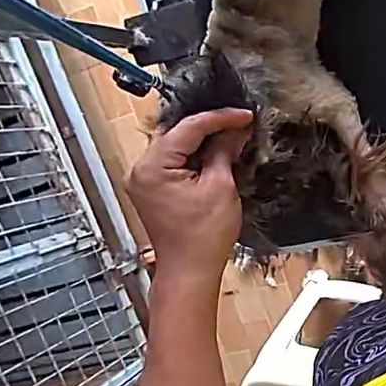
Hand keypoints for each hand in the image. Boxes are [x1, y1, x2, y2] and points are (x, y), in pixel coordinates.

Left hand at [128, 108, 253, 290]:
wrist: (190, 269)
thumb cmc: (204, 236)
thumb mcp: (221, 187)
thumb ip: (224, 153)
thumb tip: (236, 131)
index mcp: (152, 166)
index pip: (188, 128)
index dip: (220, 118)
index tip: (244, 115)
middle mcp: (141, 169)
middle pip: (178, 135)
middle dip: (211, 128)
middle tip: (241, 124)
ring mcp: (145, 180)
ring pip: (177, 148)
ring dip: (205, 142)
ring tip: (233, 138)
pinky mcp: (155, 190)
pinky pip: (175, 163)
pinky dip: (197, 157)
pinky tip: (218, 156)